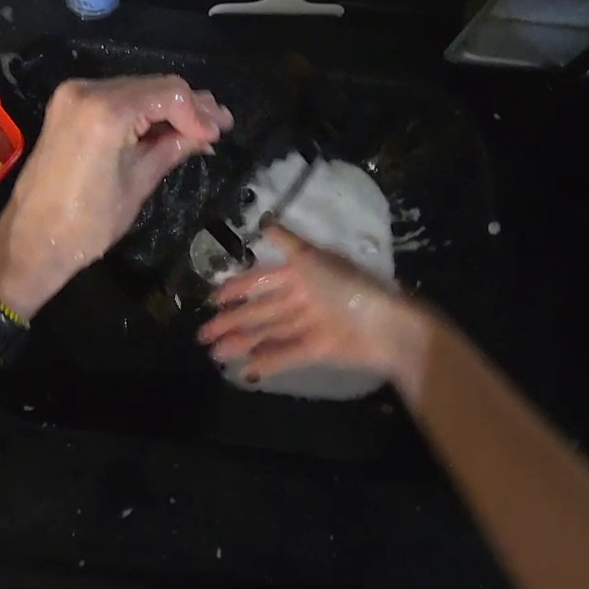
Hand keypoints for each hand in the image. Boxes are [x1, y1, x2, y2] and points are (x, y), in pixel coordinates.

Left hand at [0, 75, 231, 316]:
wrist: (31, 240)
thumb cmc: (87, 222)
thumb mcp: (138, 183)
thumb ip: (171, 149)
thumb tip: (202, 135)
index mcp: (106, 110)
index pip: (168, 93)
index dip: (198, 112)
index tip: (220, 133)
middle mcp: (87, 91)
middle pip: (153, 86)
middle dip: (187, 106)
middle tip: (220, 126)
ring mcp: (72, 96)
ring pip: (136, 89)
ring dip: (167, 107)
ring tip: (200, 128)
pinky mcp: (67, 107)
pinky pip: (115, 98)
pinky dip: (142, 111)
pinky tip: (166, 127)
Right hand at [197, 224, 432, 386]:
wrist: (386, 326)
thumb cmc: (348, 287)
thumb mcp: (314, 259)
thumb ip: (287, 242)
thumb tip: (263, 221)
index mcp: (299, 273)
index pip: (260, 281)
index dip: (237, 289)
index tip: (213, 299)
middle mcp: (300, 298)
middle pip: (259, 311)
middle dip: (231, 321)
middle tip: (202, 334)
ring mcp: (307, 325)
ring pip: (267, 333)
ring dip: (242, 342)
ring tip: (215, 354)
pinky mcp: (317, 350)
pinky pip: (286, 354)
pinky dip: (267, 361)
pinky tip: (246, 368)